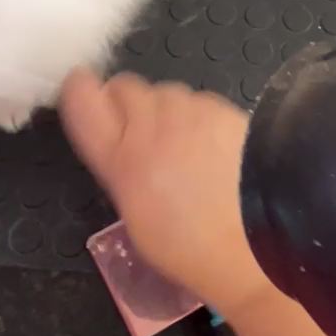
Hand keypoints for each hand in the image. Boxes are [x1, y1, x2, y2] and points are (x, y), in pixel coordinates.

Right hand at [58, 70, 277, 319]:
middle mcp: (151, 127)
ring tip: (187, 147)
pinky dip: (201, 117)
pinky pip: (201, 101)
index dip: (81, 90)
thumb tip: (118, 138)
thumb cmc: (187, 247)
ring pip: (166, 92)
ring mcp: (190, 114)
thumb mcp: (134, 214)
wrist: (253, 248)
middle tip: (145, 135)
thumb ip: (119, 166)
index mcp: (120, 160)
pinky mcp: (224, 110)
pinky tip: (215, 147)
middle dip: (130, 105)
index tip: (86, 93)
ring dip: (168, 111)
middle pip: (126, 87)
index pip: (83, 99)